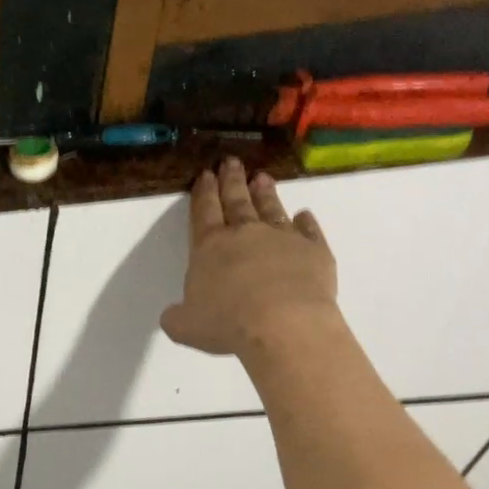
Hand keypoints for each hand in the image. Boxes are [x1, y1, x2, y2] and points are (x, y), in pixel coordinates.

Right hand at [162, 159, 340, 359]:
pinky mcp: (314, 250)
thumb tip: (174, 313)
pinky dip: (305, 222)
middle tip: (231, 162)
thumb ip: (176, 315)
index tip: (205, 175)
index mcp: (209, 249)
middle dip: (231, 181)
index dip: (203, 194)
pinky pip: (309, 230)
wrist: (284, 324)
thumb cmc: (226, 324)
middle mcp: (245, 235)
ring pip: (271, 208)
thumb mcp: (184, 326)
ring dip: (265, 193)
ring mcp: (283, 238)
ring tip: (262, 177)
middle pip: (236, 202)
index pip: (204, 213)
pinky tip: (303, 214)